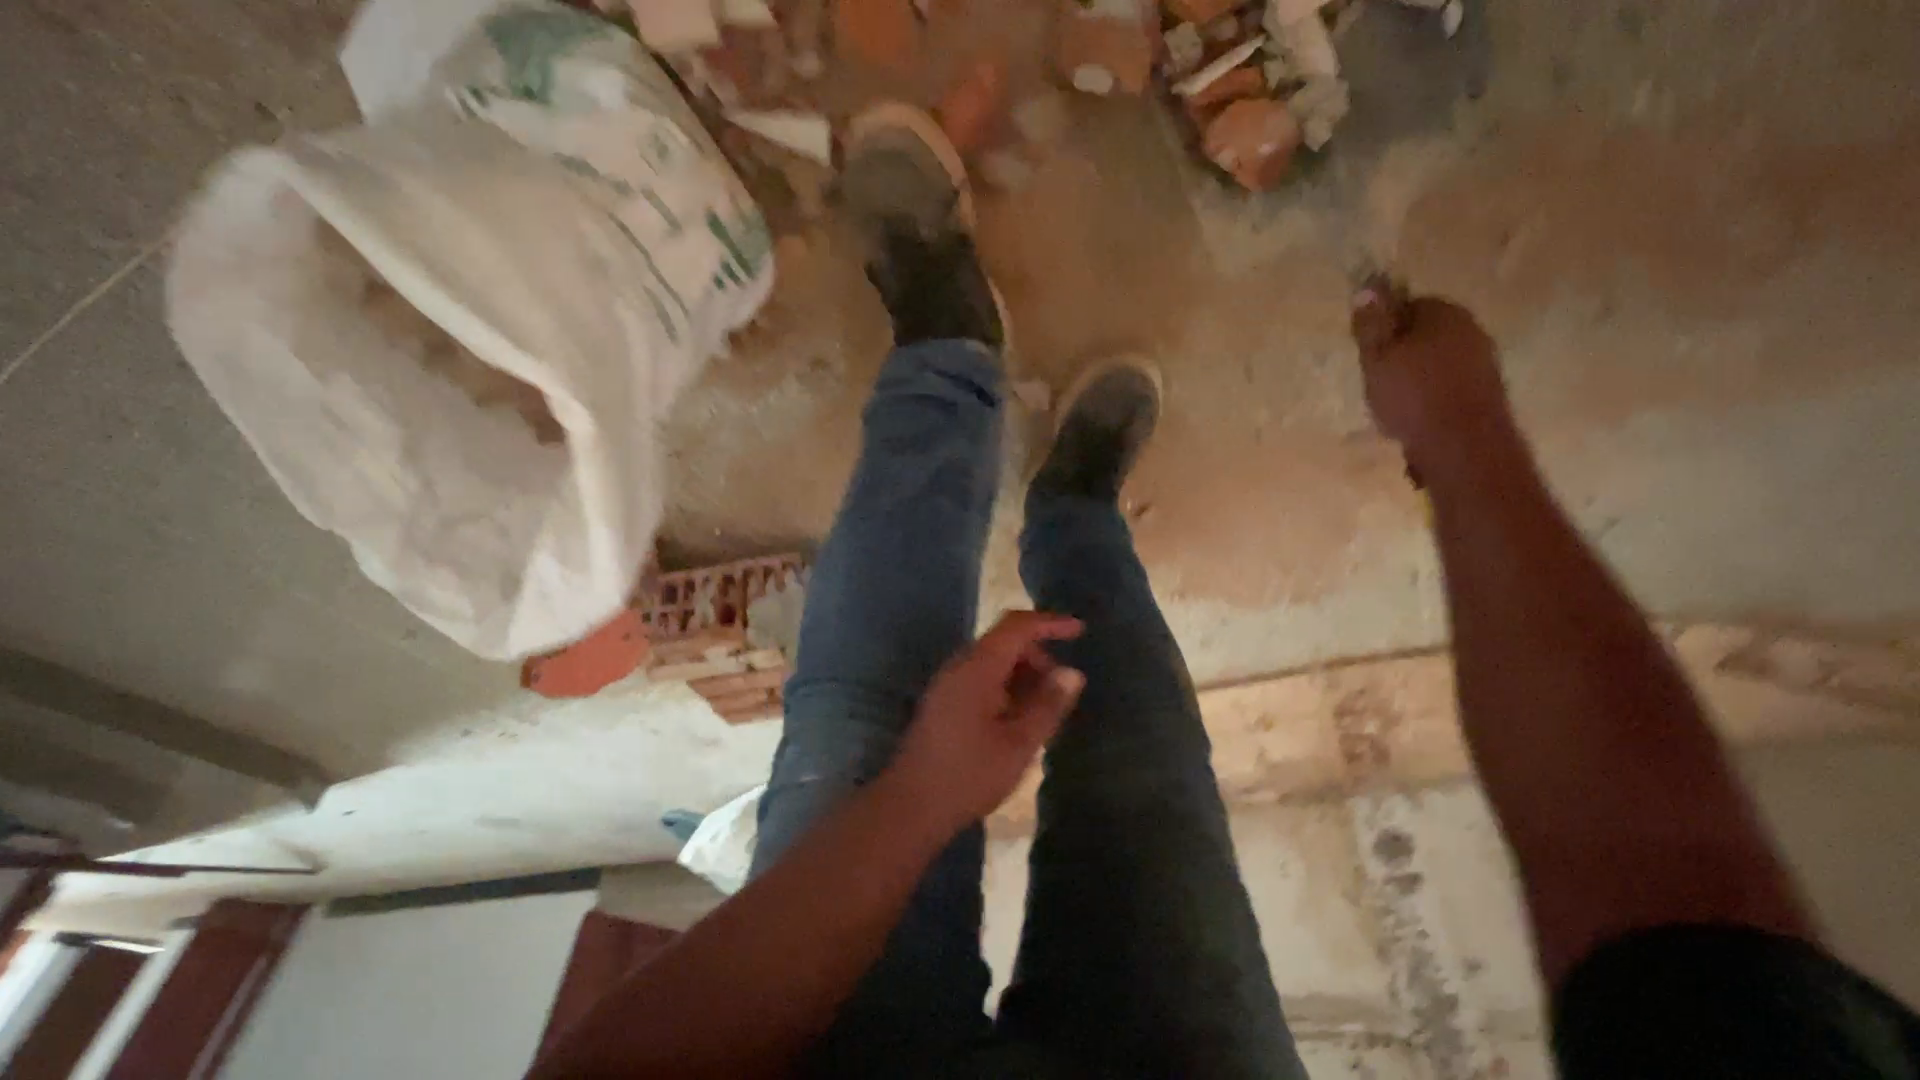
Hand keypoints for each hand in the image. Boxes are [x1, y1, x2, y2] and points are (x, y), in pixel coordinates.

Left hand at [883, 611, 1086, 831]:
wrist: (910, 807)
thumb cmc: (969, 775)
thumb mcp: (1019, 743)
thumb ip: (1048, 705)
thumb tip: (1072, 673)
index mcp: (977, 667)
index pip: (1016, 626)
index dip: (1049, 623)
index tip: (1079, 631)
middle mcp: (959, 667)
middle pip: (1004, 644)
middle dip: (1038, 657)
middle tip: (1062, 691)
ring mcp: (947, 686)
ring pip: (992, 664)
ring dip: (1023, 677)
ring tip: (1044, 713)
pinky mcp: (943, 705)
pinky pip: (980, 682)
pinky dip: (1006, 691)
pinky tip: (1019, 724)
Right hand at [1351, 291, 1521, 482]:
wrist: (1463, 446)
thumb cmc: (1412, 397)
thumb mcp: (1377, 359)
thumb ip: (1372, 324)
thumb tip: (1367, 287)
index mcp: (1444, 313)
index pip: (1409, 305)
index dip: (1386, 327)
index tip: (1370, 353)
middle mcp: (1471, 329)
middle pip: (1427, 333)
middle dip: (1404, 352)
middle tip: (1379, 379)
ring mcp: (1484, 361)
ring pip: (1440, 361)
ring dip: (1420, 377)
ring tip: (1397, 405)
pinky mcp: (1488, 392)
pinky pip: (1452, 386)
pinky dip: (1435, 397)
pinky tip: (1419, 419)